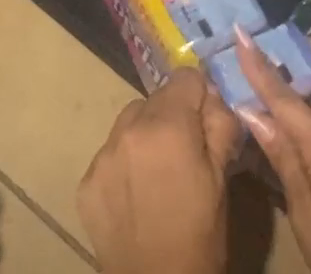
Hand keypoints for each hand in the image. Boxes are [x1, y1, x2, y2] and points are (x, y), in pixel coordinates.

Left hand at [78, 67, 241, 273]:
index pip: (185, 77)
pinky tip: (137, 193)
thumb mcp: (223, 176)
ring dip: (146, 134)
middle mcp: (128, 129)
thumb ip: (220, 124)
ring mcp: (102, 154)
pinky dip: (125, 162)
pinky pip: (111, 152)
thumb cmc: (200, 233)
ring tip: (159, 172)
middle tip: (186, 151)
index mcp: (167, 125)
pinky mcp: (86, 180)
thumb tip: (212, 96)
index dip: (201, 95)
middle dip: (173, 115)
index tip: (207, 119)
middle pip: (156, 98)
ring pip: (130, 121)